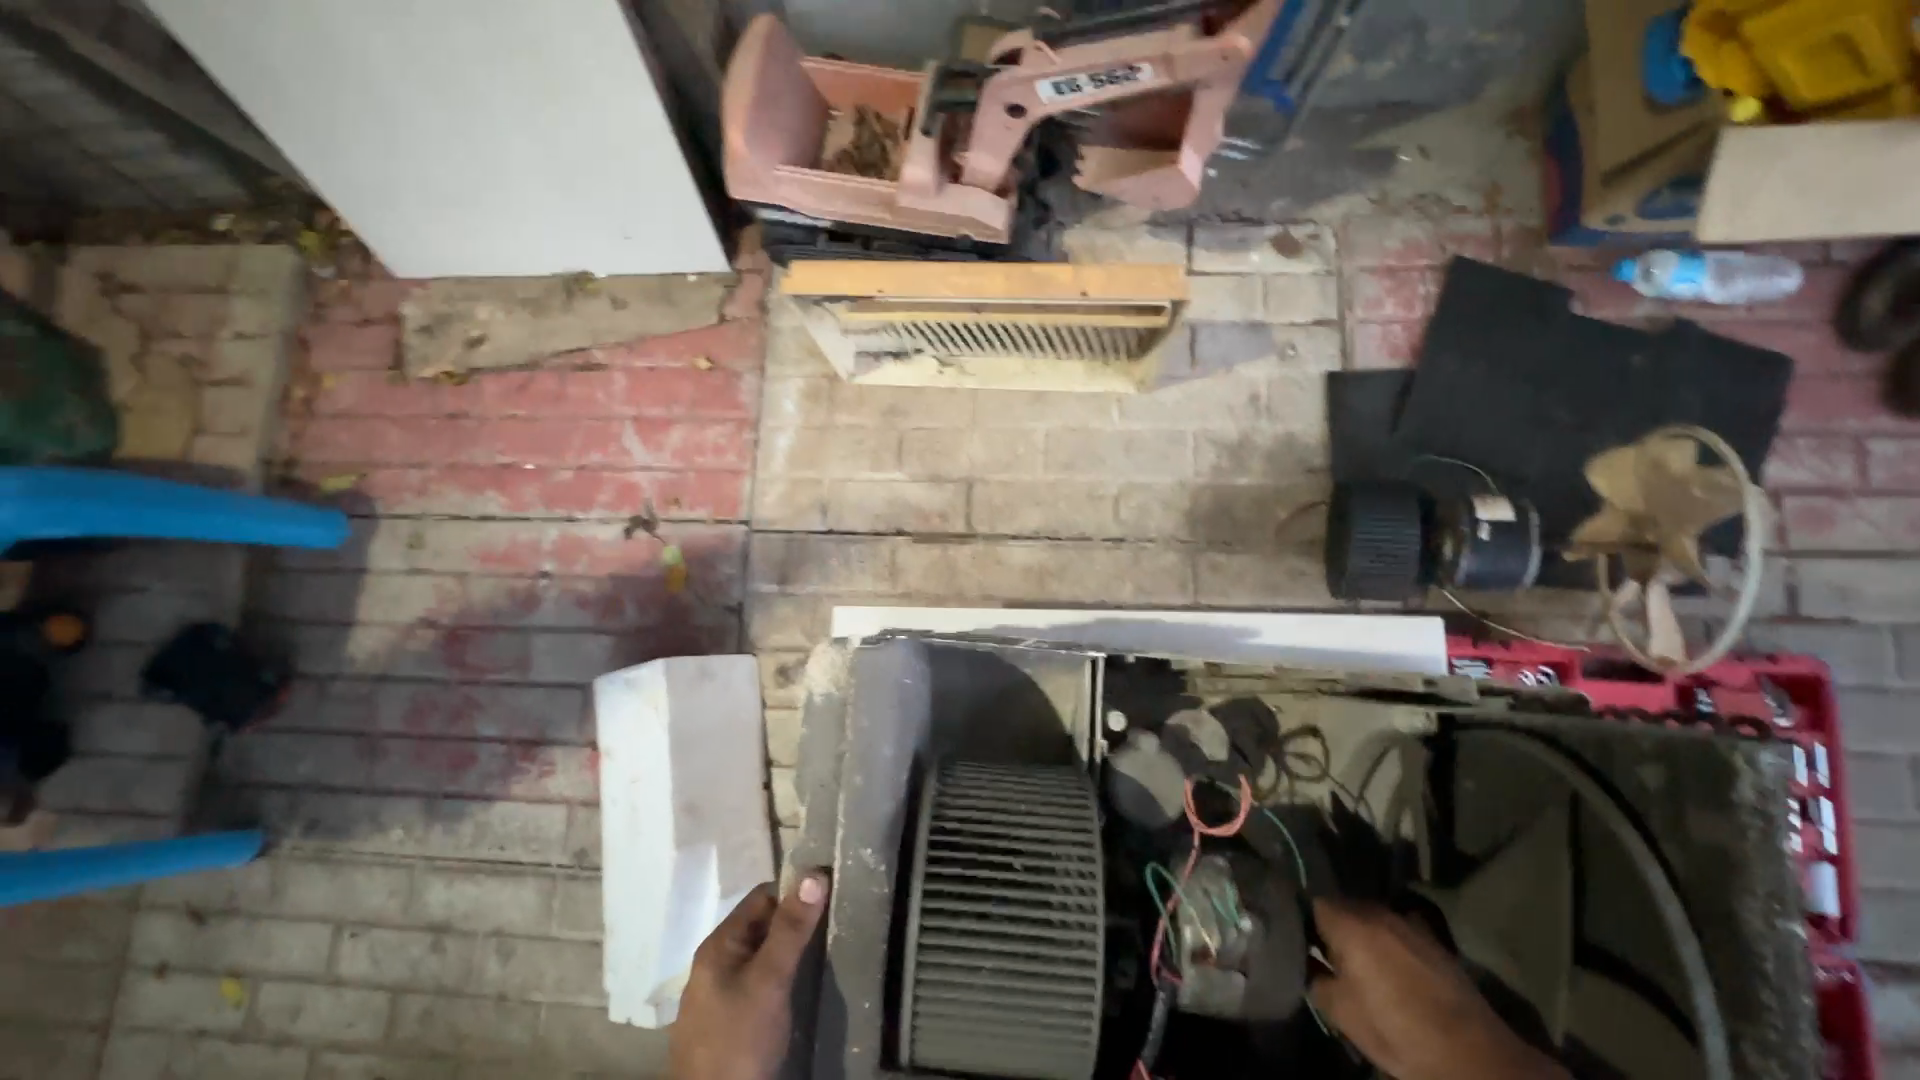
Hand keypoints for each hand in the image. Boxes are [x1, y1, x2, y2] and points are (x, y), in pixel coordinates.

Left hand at [670, 873, 829, 1079]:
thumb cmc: (739, 1038)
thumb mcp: (770, 980)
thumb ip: (790, 929)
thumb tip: (814, 873)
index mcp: (719, 945)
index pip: (761, 897)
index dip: (794, 891)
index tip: (830, 893)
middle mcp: (717, 962)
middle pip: (762, 925)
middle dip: (796, 920)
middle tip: (837, 921)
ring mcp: (722, 993)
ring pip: (763, 955)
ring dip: (792, 949)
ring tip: (829, 948)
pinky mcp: (732, 1019)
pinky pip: (761, 981)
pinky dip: (784, 975)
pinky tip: (804, 984)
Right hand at [1309, 899, 1568, 1079]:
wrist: (1469, 1054)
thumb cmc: (1395, 1030)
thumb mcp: (1340, 1011)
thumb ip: (1314, 978)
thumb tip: (1306, 962)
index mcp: (1350, 923)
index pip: (1312, 902)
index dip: (1301, 919)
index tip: (1295, 937)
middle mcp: (1379, 913)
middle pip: (1344, 906)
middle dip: (1331, 925)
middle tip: (1322, 952)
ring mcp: (1411, 925)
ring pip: (1373, 918)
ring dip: (1362, 933)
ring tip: (1356, 961)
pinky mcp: (1434, 942)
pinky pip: (1398, 932)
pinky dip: (1388, 943)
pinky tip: (1389, 968)